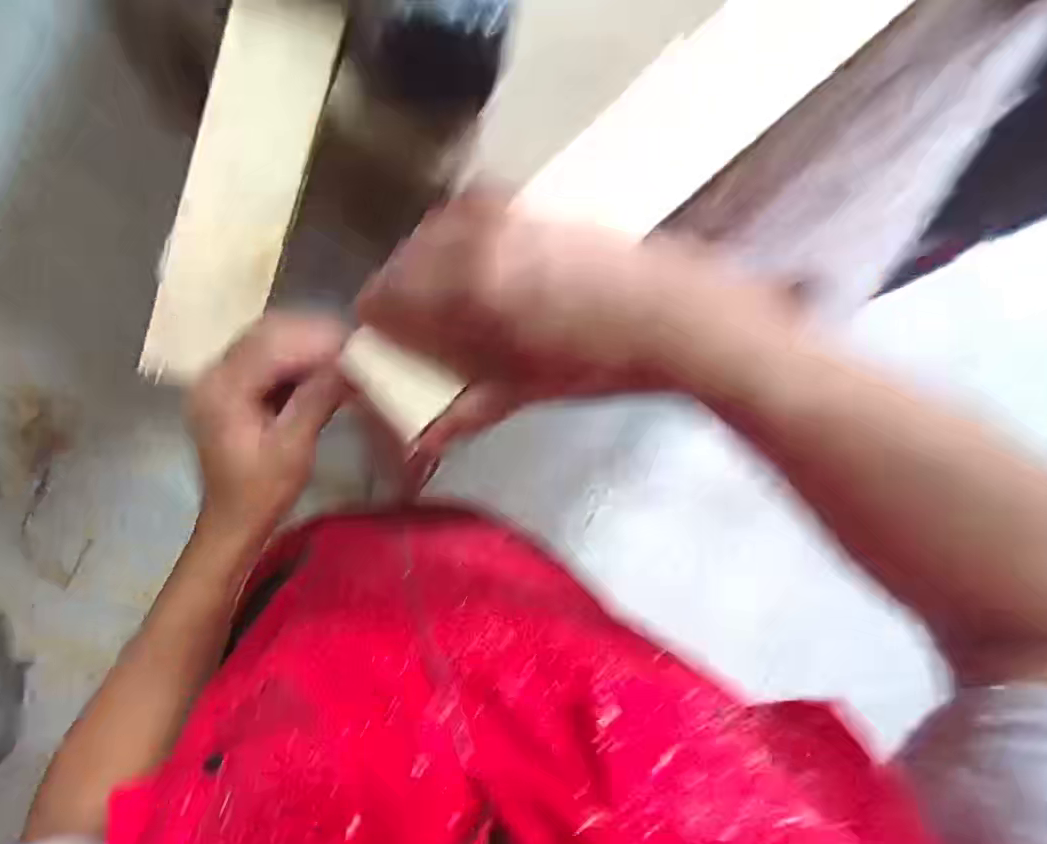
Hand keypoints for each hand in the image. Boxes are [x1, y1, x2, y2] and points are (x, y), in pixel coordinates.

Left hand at [186, 314, 351, 547]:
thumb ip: (317, 400)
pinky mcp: (227, 390)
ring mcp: (217, 381)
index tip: (352, 342)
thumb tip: (349, 363)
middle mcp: (212, 376)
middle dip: (309, 336)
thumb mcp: (294, 449)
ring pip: (264, 343)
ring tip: (341, 356)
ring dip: (303, 347)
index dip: (313, 338)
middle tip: (351, 345)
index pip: (269, 345)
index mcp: (222, 391)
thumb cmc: (261, 494)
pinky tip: (320, 370)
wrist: (232, 521)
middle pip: (264, 335)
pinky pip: (262, 361)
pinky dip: (292, 362)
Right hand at [357, 193, 806, 463]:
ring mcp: (501, 211)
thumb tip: (417, 441)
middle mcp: (472, 238)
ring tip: (445, 304)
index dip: (375, 330)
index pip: (381, 300)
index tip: (384, 349)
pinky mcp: (526, 200)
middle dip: (398, 301)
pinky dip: (452, 242)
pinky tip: (476, 270)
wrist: (671, 314)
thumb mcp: (516, 392)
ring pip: (427, 235)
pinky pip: (462, 216)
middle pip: (398, 264)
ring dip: (422, 270)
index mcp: (463, 290)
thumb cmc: (592, 363)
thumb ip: (457, 409)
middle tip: (416, 334)